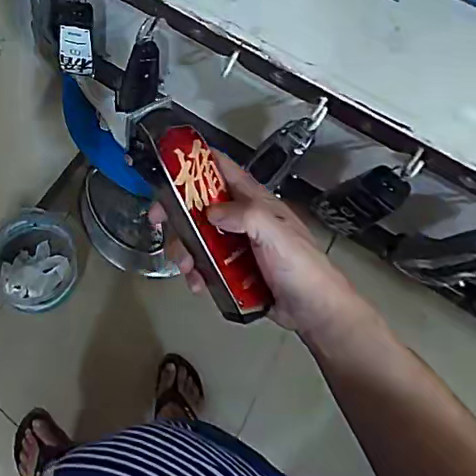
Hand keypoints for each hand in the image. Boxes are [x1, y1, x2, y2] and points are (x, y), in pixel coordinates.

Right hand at [158, 149, 378, 349]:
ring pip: (198, 236)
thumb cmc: (302, 268)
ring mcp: (236, 244)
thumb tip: (211, 211)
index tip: (168, 168)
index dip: (195, 162)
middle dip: (178, 213)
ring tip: (187, 268)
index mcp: (255, 200)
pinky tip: (198, 284)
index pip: (222, 168)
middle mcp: (242, 217)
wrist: (315, 312)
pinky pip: (205, 263)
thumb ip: (246, 216)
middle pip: (200, 204)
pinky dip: (196, 272)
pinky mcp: (233, 269)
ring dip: (185, 249)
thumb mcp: (276, 234)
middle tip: (160, 223)